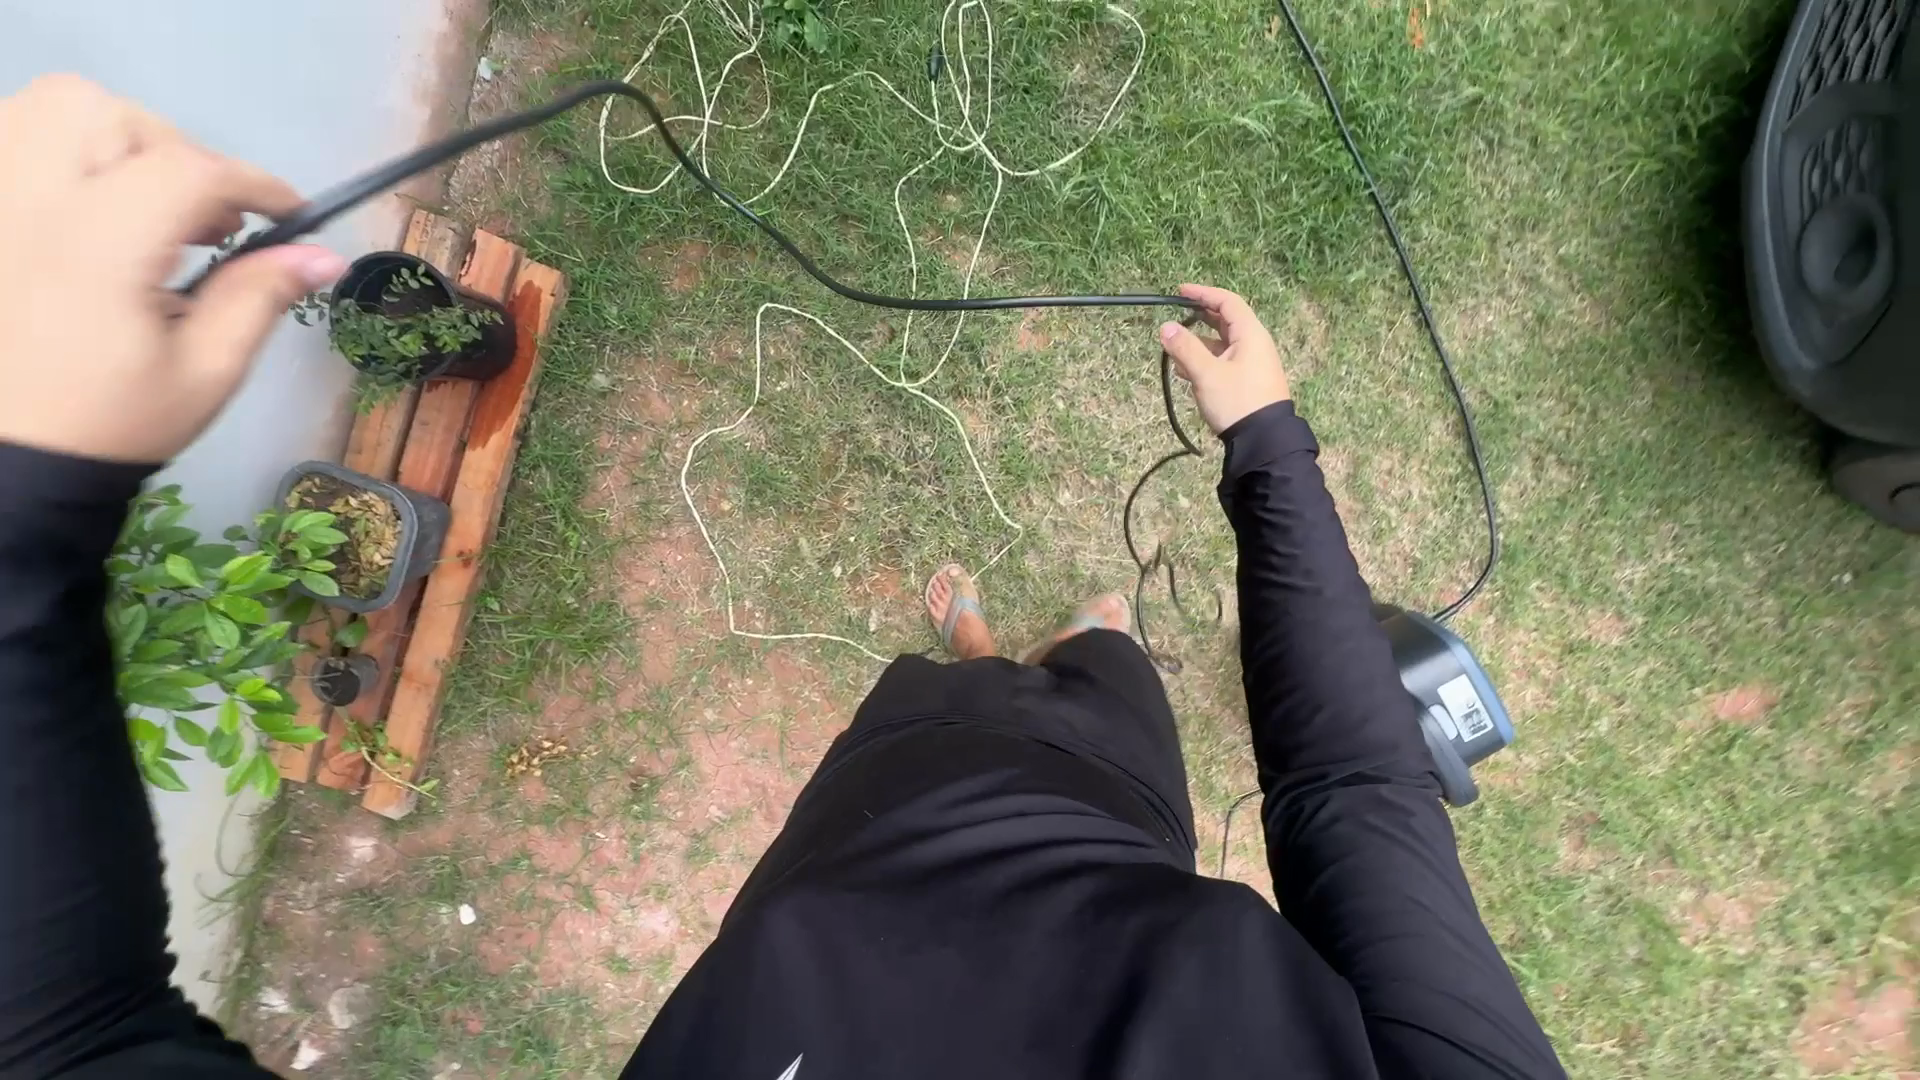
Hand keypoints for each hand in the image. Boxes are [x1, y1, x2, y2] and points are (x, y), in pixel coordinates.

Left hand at [0, 75, 345, 463]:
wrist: (9, 446)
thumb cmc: (119, 414)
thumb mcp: (211, 366)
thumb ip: (260, 296)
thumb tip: (326, 256)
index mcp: (91, 250)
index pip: (183, 170)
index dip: (253, 183)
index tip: (294, 216)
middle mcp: (19, 204)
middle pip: (98, 111)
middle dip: (173, 150)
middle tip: (208, 216)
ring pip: (46, 114)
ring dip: (122, 149)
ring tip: (159, 215)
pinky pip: (19, 147)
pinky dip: (78, 162)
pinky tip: (110, 218)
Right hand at [1158, 283, 1291, 435]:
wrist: (1263, 438)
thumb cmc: (1236, 401)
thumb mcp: (1206, 374)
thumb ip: (1185, 348)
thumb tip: (1165, 327)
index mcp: (1250, 334)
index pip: (1227, 302)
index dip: (1203, 293)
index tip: (1180, 291)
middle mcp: (1254, 344)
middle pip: (1225, 321)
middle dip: (1198, 318)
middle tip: (1176, 316)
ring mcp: (1251, 363)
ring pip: (1221, 344)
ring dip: (1197, 344)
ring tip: (1174, 351)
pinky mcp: (1246, 380)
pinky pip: (1222, 361)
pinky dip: (1203, 360)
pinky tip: (1185, 372)